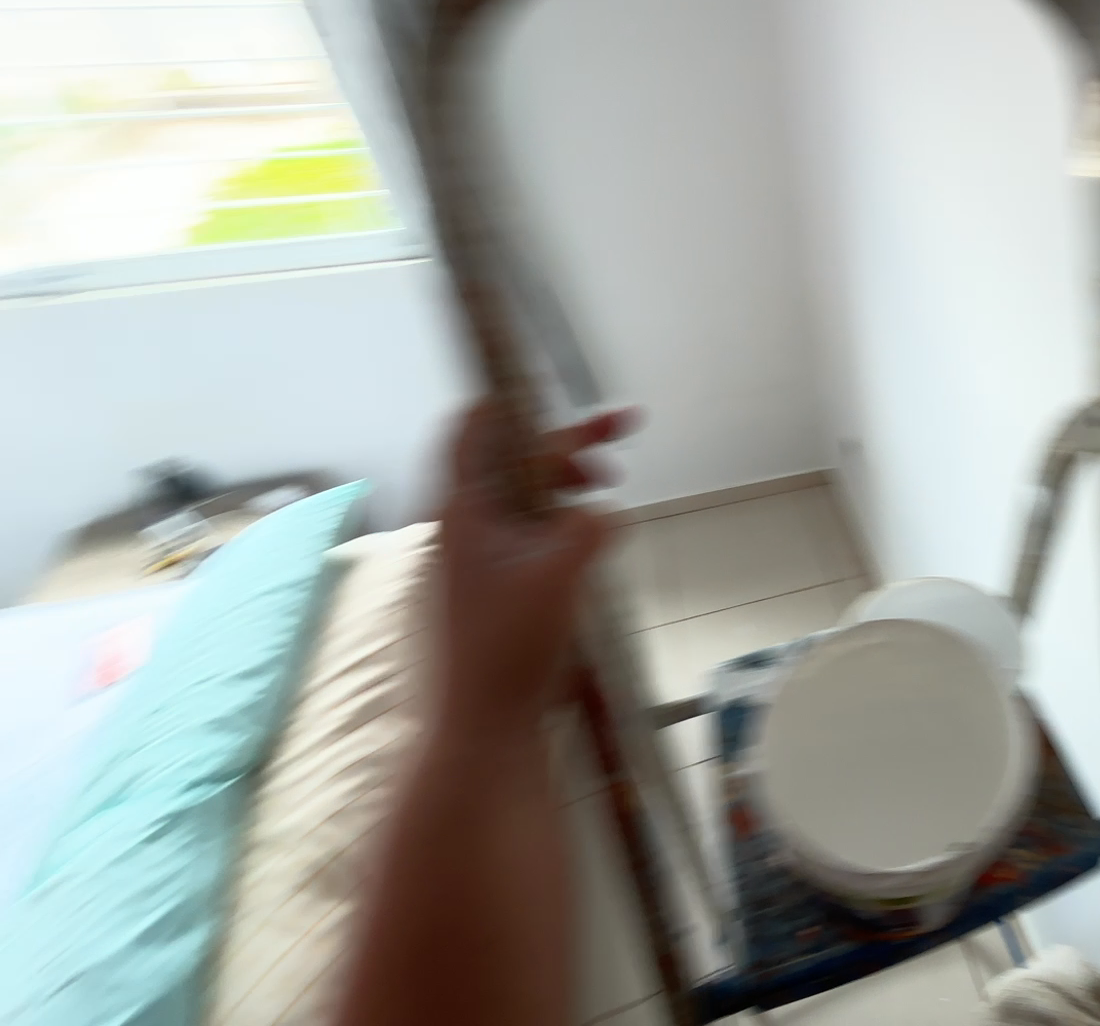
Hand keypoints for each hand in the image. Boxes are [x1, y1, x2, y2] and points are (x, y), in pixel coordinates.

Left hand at [434, 399, 638, 739]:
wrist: (483, 722)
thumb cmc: (511, 643)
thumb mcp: (561, 574)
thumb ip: (591, 528)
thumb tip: (605, 511)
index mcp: (465, 511)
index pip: (473, 431)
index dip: (509, 401)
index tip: (556, 391)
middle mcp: (466, 525)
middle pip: (513, 461)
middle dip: (567, 446)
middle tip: (621, 442)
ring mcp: (480, 556)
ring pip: (526, 496)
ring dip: (570, 485)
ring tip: (610, 493)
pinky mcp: (497, 583)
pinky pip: (532, 530)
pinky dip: (565, 520)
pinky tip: (594, 539)